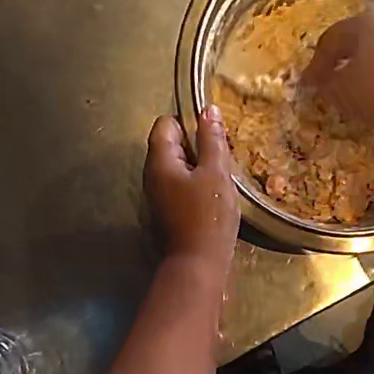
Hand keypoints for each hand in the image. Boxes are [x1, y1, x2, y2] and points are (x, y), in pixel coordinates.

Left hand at [145, 108, 238, 264]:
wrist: (199, 262)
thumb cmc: (209, 216)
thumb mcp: (216, 174)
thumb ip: (212, 140)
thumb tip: (208, 110)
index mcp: (160, 161)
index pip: (166, 124)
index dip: (190, 125)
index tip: (213, 141)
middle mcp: (152, 175)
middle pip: (172, 146)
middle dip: (197, 149)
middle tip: (221, 163)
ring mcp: (158, 196)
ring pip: (179, 169)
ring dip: (200, 170)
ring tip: (220, 183)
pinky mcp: (168, 212)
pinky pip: (181, 188)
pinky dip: (197, 188)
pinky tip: (214, 201)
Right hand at [300, 5, 373, 132]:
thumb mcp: (350, 93)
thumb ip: (330, 88)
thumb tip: (322, 85)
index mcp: (363, 21)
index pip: (330, 41)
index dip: (316, 66)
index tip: (307, 86)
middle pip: (359, 43)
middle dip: (344, 66)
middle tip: (334, 88)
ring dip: (370, 75)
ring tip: (364, 99)